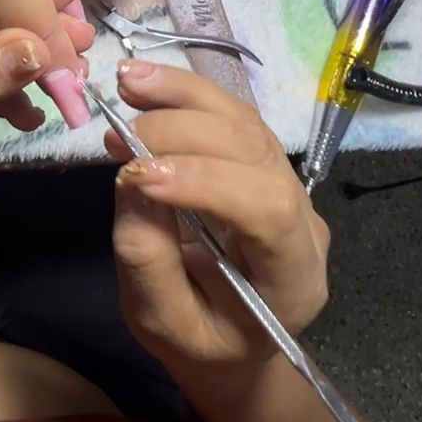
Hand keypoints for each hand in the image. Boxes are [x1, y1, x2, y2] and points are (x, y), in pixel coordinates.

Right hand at [106, 59, 329, 381]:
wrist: (230, 339)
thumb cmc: (201, 340)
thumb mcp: (162, 322)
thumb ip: (148, 259)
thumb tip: (131, 180)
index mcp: (293, 275)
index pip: (267, 209)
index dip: (204, 181)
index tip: (137, 175)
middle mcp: (302, 218)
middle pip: (256, 150)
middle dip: (183, 131)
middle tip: (119, 133)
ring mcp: (285, 181)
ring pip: (244, 119)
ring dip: (182, 94)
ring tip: (127, 81)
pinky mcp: (257, 157)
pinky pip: (228, 113)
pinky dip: (182, 92)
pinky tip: (142, 82)